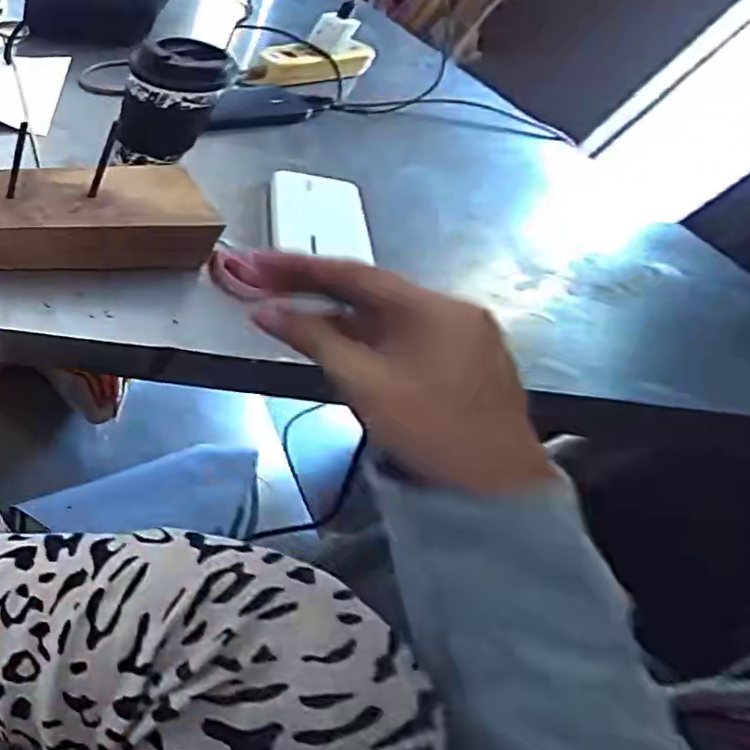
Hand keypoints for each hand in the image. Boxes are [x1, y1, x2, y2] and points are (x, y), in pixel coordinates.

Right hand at [239, 252, 553, 496]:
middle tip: (258, 278)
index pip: (353, 274)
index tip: (256, 261)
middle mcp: (448, 312)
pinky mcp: (447, 357)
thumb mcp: (361, 380)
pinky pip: (386, 328)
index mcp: (434, 309)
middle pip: (364, 288)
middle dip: (307, 283)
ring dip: (324, 306)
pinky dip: (347, 326)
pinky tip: (317, 330)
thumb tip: (265, 311)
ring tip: (278, 301)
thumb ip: (310, 337)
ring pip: (373, 309)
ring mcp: (452, 335)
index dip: (297, 266)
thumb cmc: (430, 429)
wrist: (493, 488)